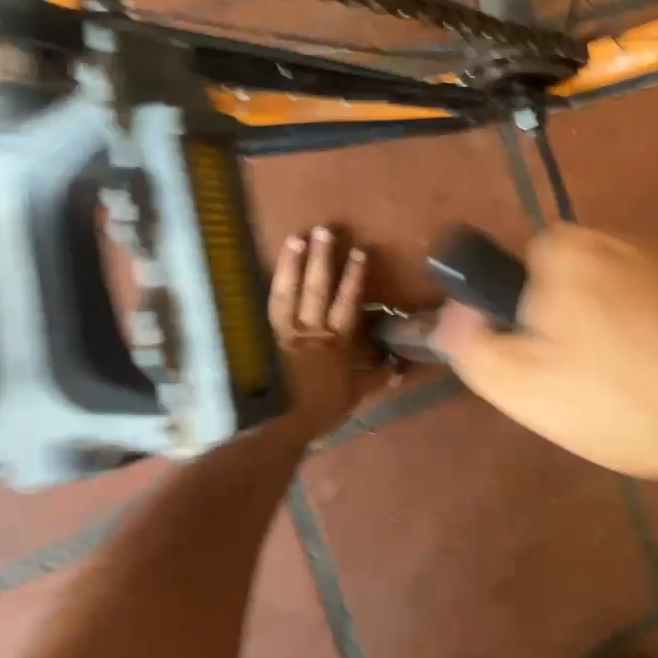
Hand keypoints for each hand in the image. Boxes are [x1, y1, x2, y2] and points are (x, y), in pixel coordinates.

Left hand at [268, 226, 377, 435]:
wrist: (278, 427)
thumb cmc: (319, 411)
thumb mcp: (353, 397)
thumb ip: (374, 379)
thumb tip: (398, 368)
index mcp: (335, 342)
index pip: (347, 302)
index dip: (354, 277)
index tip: (359, 251)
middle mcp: (310, 330)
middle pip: (317, 289)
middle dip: (322, 259)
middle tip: (324, 230)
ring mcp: (282, 332)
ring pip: (288, 293)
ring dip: (291, 265)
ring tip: (295, 239)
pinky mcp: (260, 339)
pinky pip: (264, 309)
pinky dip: (266, 291)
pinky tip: (263, 272)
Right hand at [433, 225, 657, 482]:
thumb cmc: (630, 400)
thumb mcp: (528, 390)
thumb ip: (475, 347)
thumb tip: (448, 316)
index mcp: (568, 250)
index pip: (520, 272)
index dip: (523, 323)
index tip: (545, 369)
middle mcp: (621, 239)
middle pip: (570, 285)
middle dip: (570, 331)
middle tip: (588, 390)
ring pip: (618, 300)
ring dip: (618, 339)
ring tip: (638, 396)